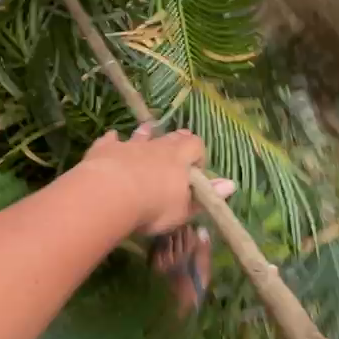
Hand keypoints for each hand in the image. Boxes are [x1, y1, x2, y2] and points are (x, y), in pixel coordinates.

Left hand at [77, 124, 229, 234]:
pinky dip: (112, 140)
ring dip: (145, 133)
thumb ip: (206, 196)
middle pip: (171, 137)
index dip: (197, 155)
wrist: (110, 193)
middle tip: (177, 147)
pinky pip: (110, 140)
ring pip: (141, 134)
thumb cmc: (153, 206)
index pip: (195, 146)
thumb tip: (232, 184)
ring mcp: (130, 145)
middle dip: (176, 140)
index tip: (195, 171)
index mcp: (179, 158)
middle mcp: (157, 146)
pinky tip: (111, 139)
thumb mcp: (184, 209)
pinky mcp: (106, 149)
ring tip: (147, 130)